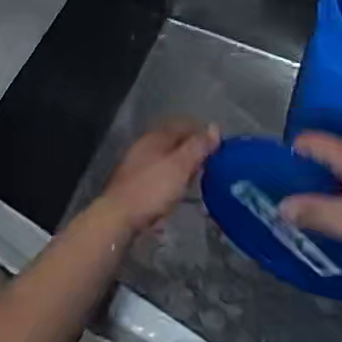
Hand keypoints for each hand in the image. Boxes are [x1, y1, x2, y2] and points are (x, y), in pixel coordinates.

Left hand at [97, 123, 220, 231]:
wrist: (120, 215)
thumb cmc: (152, 189)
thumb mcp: (179, 166)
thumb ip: (197, 147)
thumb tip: (215, 126)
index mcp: (154, 137)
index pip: (182, 125)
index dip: (202, 133)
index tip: (221, 147)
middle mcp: (145, 146)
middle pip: (174, 141)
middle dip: (194, 149)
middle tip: (215, 163)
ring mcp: (139, 163)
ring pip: (168, 157)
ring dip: (185, 164)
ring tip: (202, 177)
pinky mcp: (137, 182)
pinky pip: (161, 172)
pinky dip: (175, 177)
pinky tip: (182, 189)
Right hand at [278, 132, 341, 285]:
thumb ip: (312, 211)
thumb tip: (279, 206)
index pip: (307, 140)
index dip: (286, 156)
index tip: (271, 180)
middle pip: (321, 153)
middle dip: (300, 173)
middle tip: (283, 198)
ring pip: (337, 169)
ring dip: (320, 185)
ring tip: (305, 210)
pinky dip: (339, 193)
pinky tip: (337, 217)